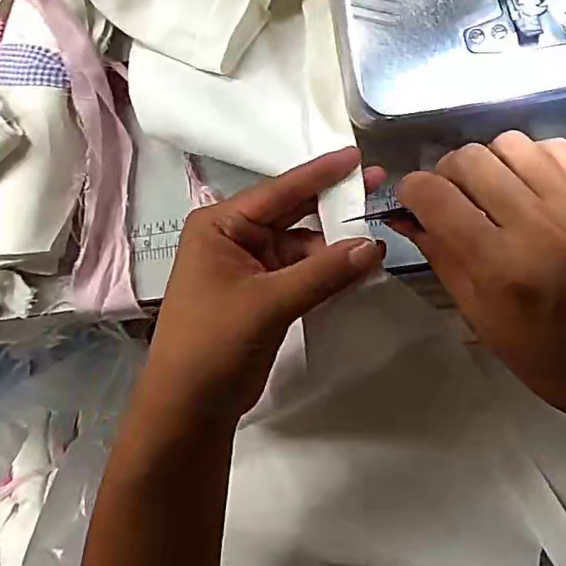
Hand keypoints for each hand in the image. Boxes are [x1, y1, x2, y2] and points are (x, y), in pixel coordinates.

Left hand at [136, 148, 385, 433]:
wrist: (188, 410)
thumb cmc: (213, 344)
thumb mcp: (268, 303)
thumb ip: (323, 272)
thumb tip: (373, 244)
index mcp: (221, 224)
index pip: (279, 190)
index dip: (320, 173)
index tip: (357, 155)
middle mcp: (235, 236)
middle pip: (292, 210)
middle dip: (333, 202)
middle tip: (376, 185)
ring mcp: (250, 263)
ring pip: (302, 242)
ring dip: (335, 241)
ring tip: (377, 233)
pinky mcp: (264, 290)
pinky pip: (303, 268)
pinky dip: (329, 268)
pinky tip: (359, 263)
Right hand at [388, 131, 565, 426]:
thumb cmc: (548, 357)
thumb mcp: (480, 317)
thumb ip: (441, 256)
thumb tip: (408, 215)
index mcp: (503, 268)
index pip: (436, 196)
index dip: (412, 191)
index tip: (413, 200)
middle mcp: (540, 226)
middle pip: (469, 159)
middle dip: (447, 173)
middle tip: (452, 198)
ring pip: (509, 143)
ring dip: (489, 162)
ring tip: (493, 191)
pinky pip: (552, 147)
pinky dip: (530, 159)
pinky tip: (529, 187)